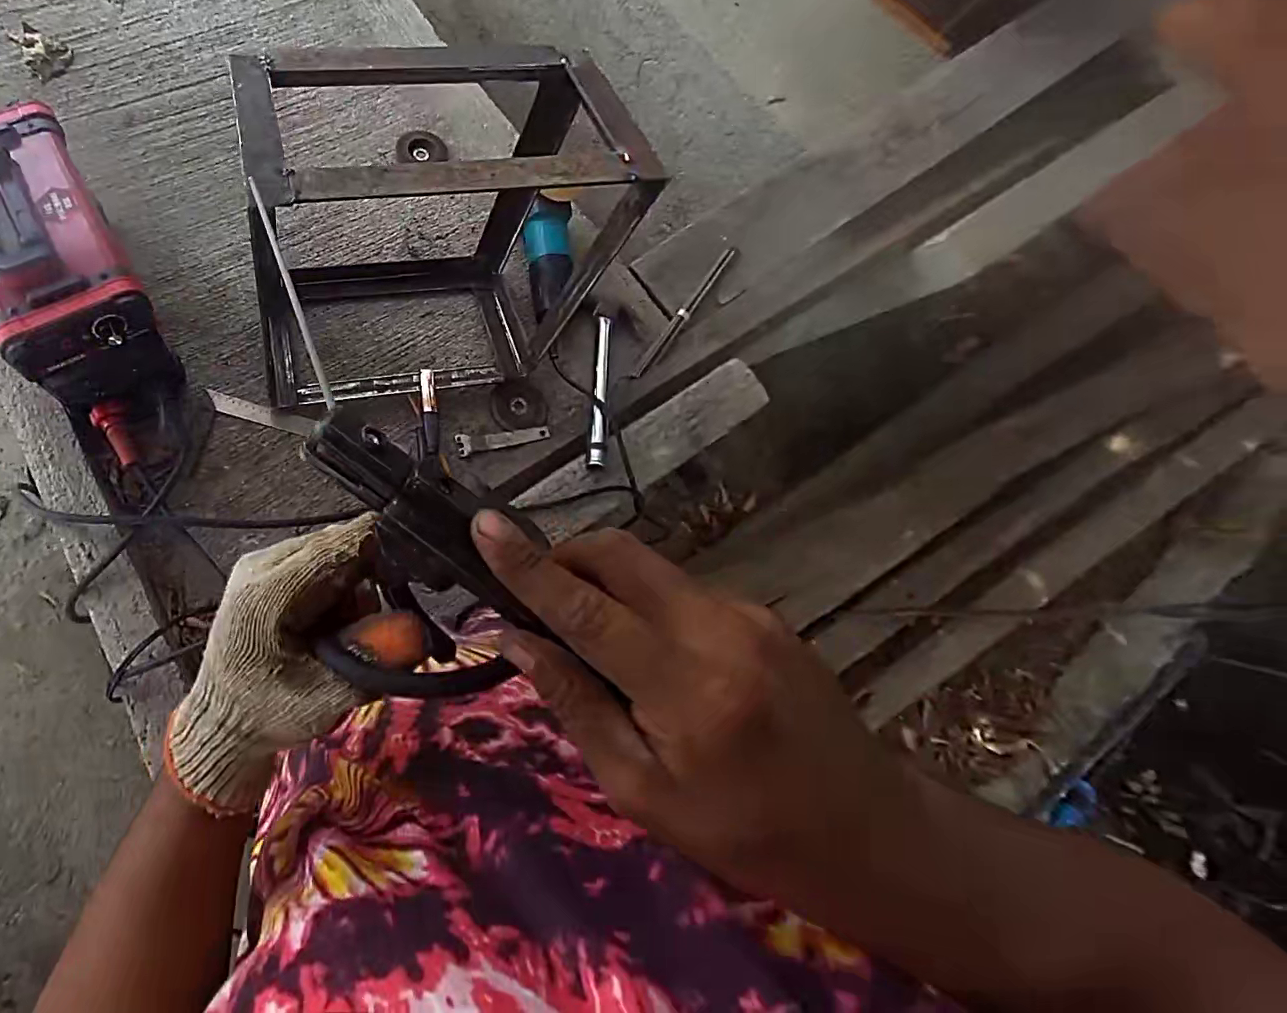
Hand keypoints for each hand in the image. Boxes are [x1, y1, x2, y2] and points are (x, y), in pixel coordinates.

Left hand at [166, 513, 381, 816]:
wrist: (222, 723)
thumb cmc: (266, 714)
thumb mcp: (325, 697)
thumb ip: (371, 660)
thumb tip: (420, 629)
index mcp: (266, 592)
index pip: (337, 545)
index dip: (381, 554)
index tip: (407, 582)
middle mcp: (260, 565)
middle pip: (337, 545)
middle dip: (364, 580)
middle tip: (364, 629)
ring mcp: (260, 565)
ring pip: (331, 554)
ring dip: (349, 590)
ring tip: (338, 636)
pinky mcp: (267, 572)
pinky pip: (318, 565)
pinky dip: (334, 592)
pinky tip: (324, 627)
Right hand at [470, 511, 923, 899]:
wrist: (877, 837)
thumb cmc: (743, 832)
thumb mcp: (639, 788)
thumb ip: (574, 703)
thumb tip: (514, 641)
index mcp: (684, 686)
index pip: (583, 607)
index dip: (525, 564)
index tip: (483, 525)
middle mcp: (716, 628)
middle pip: (615, 554)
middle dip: (561, 556)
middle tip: (533, 597)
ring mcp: (745, 612)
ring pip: (644, 566)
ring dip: (599, 584)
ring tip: (592, 641)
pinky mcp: (760, 612)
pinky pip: (675, 587)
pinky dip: (638, 602)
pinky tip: (647, 654)